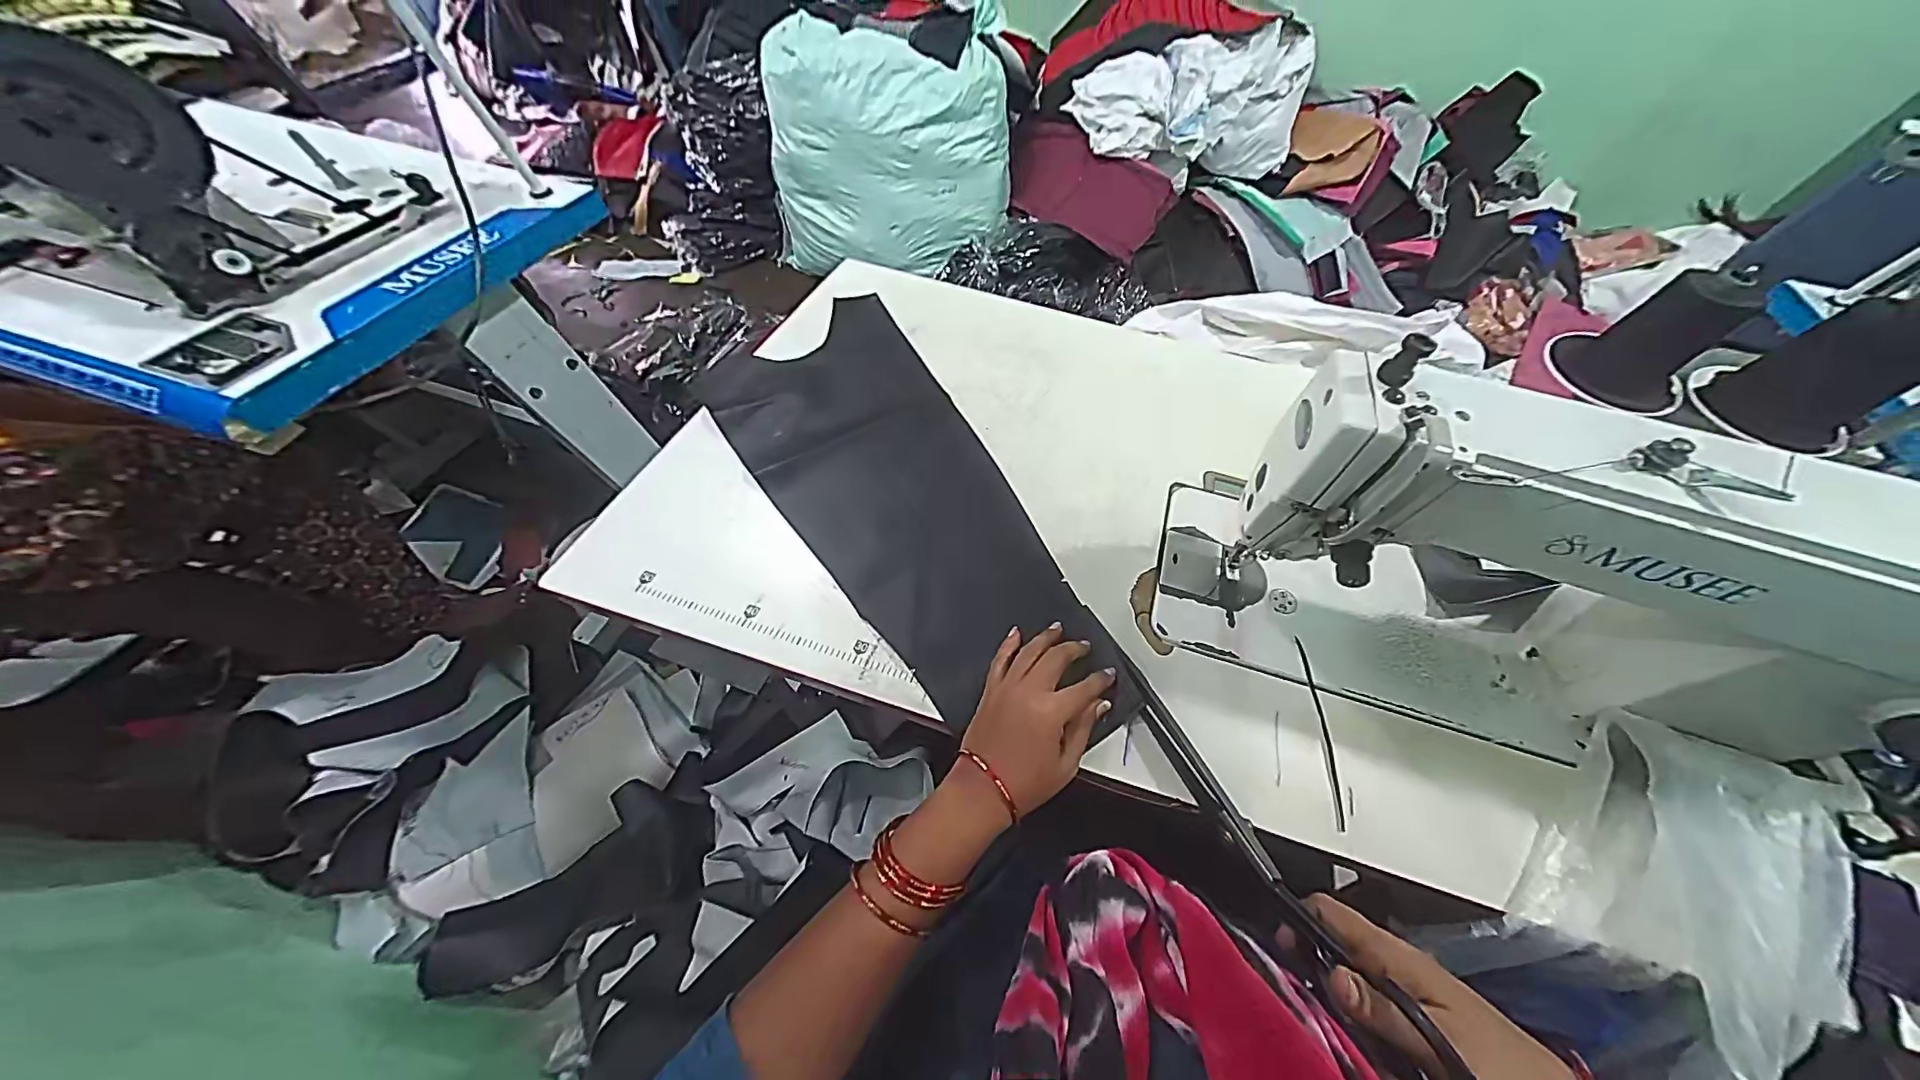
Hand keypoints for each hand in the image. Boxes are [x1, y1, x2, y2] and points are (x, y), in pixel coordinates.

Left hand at [885, 625, 1115, 889]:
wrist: (983, 789)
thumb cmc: (1021, 784)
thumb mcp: (1066, 764)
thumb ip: (1083, 729)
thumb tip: (1098, 707)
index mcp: (1051, 712)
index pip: (1085, 687)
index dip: (1100, 680)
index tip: (1107, 676)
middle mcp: (1028, 693)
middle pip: (1057, 658)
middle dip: (1075, 649)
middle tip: (1084, 647)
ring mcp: (1007, 688)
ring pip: (1029, 651)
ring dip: (1045, 637)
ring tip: (1057, 629)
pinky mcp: (990, 691)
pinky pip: (1000, 660)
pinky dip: (1008, 644)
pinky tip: (1016, 634)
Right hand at [1304, 895, 1574, 1079]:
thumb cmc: (1500, 1064)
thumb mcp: (1437, 1038)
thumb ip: (1382, 1006)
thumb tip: (1330, 973)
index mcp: (1399, 956)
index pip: (1332, 912)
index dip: (1297, 917)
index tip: (1274, 941)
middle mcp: (1396, 964)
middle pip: (1333, 939)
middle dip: (1304, 950)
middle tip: (1281, 975)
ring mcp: (1402, 987)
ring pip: (1345, 966)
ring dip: (1321, 975)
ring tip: (1301, 995)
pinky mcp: (1409, 1011)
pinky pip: (1362, 992)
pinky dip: (1343, 998)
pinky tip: (1336, 1016)